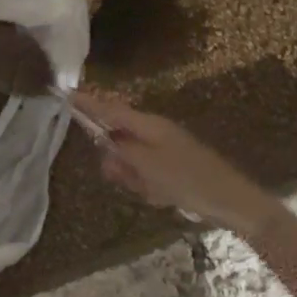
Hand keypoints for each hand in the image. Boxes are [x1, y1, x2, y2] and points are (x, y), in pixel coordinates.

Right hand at [74, 93, 283, 236]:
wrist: (230, 201)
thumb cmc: (188, 179)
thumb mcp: (147, 165)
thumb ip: (121, 151)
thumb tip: (103, 140)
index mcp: (150, 126)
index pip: (112, 110)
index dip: (89, 104)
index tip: (66, 95)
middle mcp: (155, 134)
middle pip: (119, 141)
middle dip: (117, 162)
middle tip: (124, 177)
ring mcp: (165, 152)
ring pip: (131, 163)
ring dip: (134, 179)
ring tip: (152, 191)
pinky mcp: (173, 171)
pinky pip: (147, 177)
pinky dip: (149, 188)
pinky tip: (163, 197)